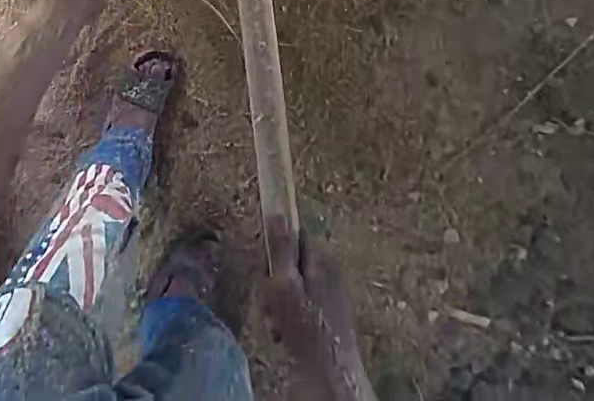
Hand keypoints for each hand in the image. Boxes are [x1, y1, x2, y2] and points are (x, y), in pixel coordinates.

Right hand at [262, 216, 374, 400]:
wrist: (329, 383)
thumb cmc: (306, 330)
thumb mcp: (286, 284)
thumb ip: (281, 250)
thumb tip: (277, 211)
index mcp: (322, 262)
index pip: (294, 237)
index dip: (275, 247)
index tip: (264, 265)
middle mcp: (327, 278)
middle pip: (289, 265)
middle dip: (273, 282)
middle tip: (269, 303)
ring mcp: (327, 303)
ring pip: (290, 291)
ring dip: (276, 306)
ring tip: (276, 326)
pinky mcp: (324, 326)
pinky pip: (297, 313)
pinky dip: (285, 323)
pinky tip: (282, 339)